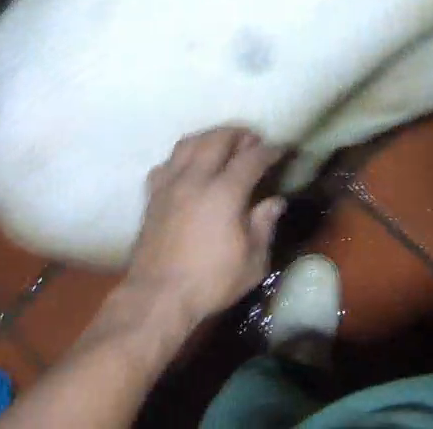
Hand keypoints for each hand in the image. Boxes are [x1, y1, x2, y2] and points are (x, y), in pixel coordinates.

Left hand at [121, 128, 286, 328]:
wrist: (158, 296)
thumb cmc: (210, 282)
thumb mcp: (252, 263)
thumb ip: (264, 226)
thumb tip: (275, 201)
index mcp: (224, 193)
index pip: (251, 159)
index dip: (268, 151)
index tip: (280, 150)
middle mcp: (195, 179)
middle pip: (217, 139)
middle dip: (238, 134)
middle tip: (252, 140)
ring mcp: (170, 184)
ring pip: (188, 144)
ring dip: (209, 138)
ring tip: (222, 144)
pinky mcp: (153, 195)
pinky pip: (167, 163)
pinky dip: (182, 157)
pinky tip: (188, 167)